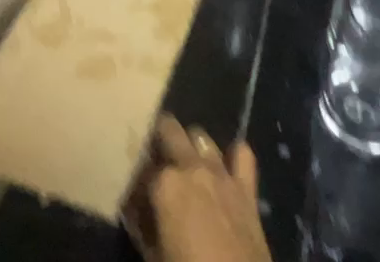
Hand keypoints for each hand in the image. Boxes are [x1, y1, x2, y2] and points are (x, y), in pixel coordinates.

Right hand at [144, 117, 271, 261]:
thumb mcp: (151, 252)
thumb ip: (139, 222)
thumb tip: (134, 205)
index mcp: (164, 182)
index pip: (141, 165)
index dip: (135, 175)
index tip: (134, 188)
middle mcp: (191, 166)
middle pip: (168, 130)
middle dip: (158, 139)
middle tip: (154, 161)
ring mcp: (221, 173)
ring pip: (200, 137)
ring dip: (190, 146)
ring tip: (185, 164)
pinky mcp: (246, 187)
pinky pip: (243, 154)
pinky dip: (233, 155)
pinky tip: (224, 165)